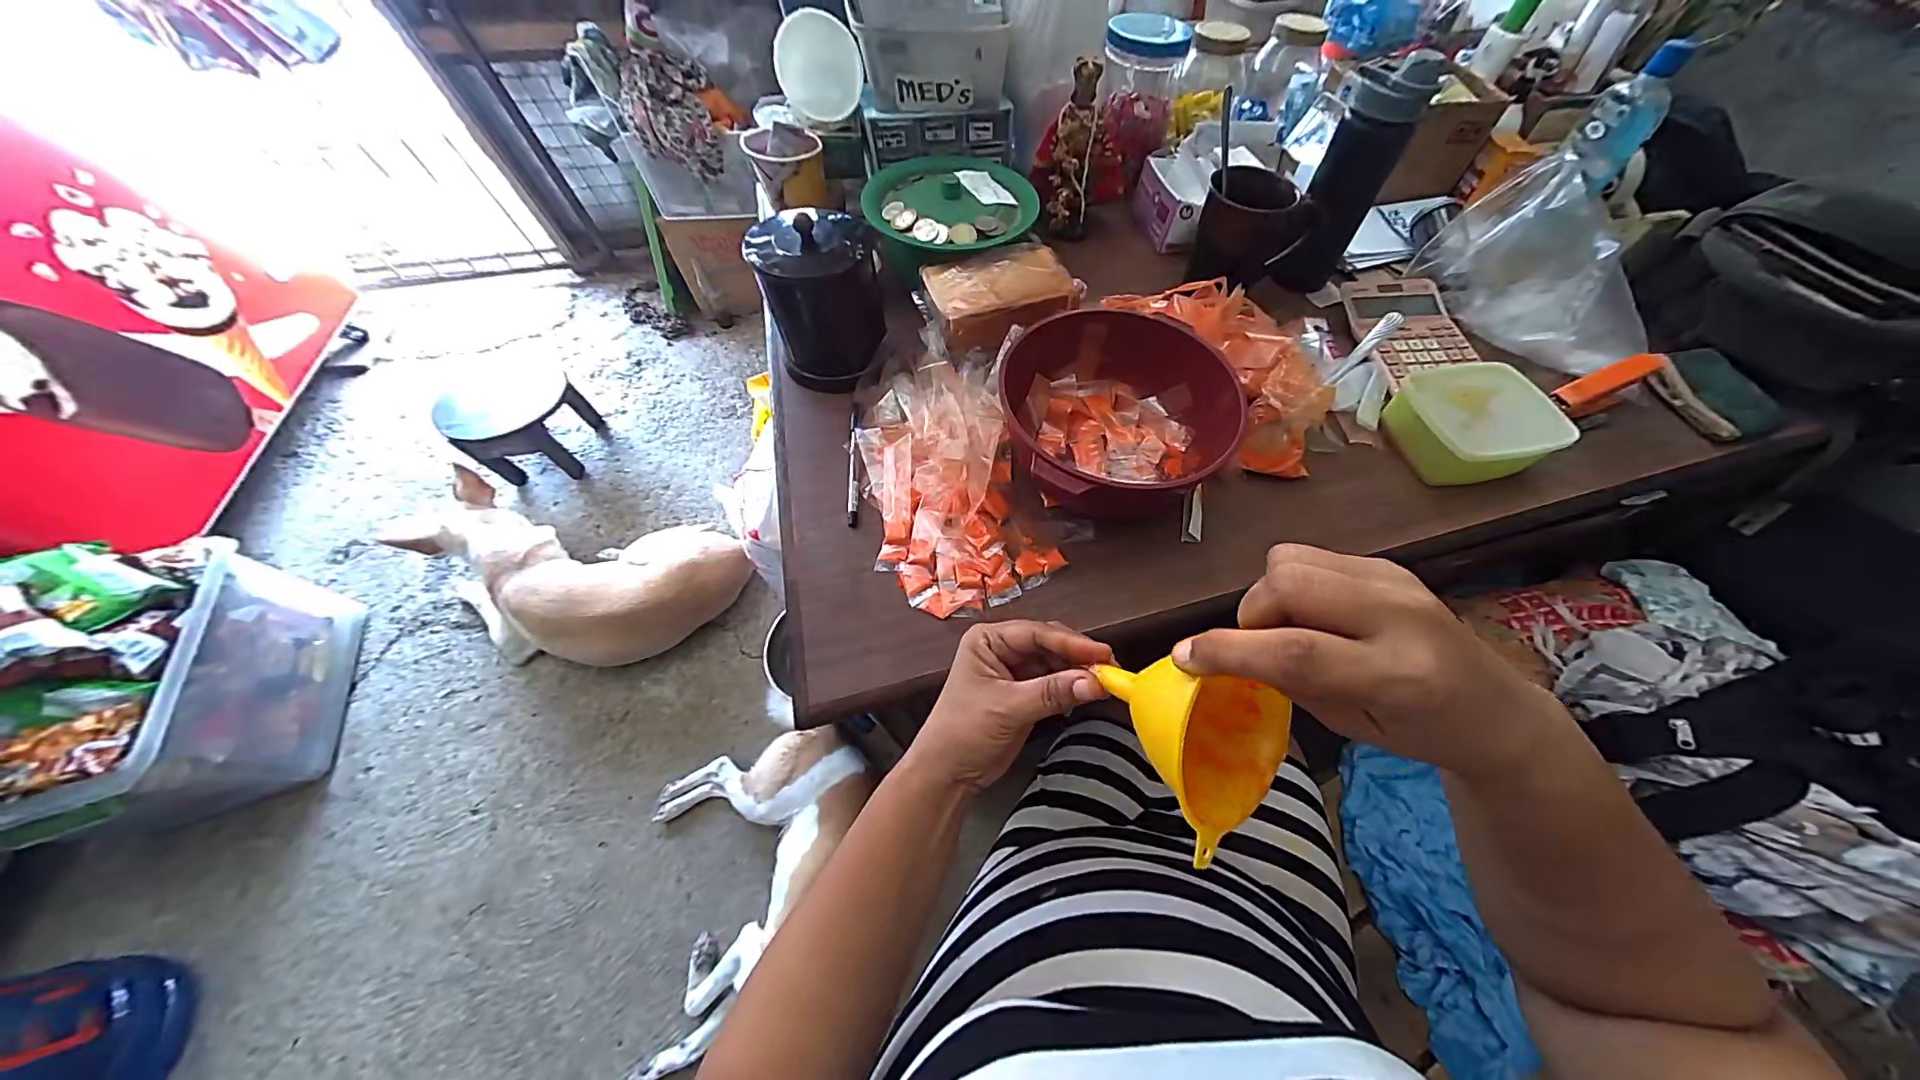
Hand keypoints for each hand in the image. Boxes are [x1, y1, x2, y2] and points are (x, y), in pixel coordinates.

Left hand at [906, 621, 1112, 792]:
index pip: (1036, 633)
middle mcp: (1001, 648)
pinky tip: (1089, 692)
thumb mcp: (1008, 708)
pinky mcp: (1025, 692)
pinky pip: (1055, 682)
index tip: (1102, 653)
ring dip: (1078, 672)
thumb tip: (1094, 682)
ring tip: (1104, 682)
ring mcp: (1014, 670)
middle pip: (1049, 644)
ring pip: (1056, 662)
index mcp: (987, 639)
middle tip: (1109, 668)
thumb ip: (1052, 692)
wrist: (947, 772)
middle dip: (1078, 656)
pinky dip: (1072, 687)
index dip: (1071, 642)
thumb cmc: (962, 732)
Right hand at [1173, 544, 1565, 779]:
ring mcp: (1395, 580)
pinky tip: (1315, 614)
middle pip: (1287, 582)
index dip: (1228, 651)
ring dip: (1269, 596)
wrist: (1494, 708)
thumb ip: (1288, 680)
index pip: (1297, 651)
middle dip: (1252, 613)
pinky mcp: (1386, 563)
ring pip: (1289, 560)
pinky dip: (1290, 585)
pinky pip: (1306, 558)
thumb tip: (1225, 651)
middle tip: (1261, 646)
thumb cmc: (1416, 731)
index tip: (1184, 657)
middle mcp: (1400, 615)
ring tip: (1290, 628)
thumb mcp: (1347, 724)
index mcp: (1398, 675)